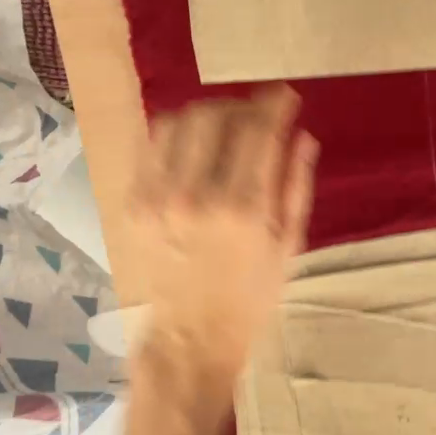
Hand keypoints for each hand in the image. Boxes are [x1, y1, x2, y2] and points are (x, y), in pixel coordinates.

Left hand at [132, 87, 316, 434]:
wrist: (190, 339)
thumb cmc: (251, 299)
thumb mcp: (288, 248)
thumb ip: (295, 188)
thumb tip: (302, 138)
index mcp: (244, 208)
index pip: (258, 131)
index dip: (274, 104)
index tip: (285, 94)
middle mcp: (197, 194)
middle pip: (215, 116)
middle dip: (241, 106)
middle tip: (255, 115)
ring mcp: (158, 197)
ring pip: (178, 123)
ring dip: (206, 116)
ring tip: (223, 127)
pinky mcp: (133, 204)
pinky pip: (152, 146)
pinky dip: (176, 136)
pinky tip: (193, 147)